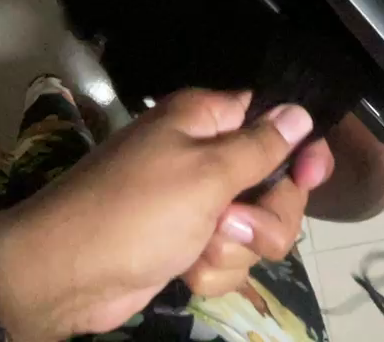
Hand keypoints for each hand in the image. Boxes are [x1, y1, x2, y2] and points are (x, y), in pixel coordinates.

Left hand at [0, 89, 332, 341]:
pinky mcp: (186, 241)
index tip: (312, 176)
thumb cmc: (137, 210)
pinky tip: (185, 270)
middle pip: (271, 182)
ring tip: (199, 250)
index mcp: (203, 119)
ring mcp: (194, 200)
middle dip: (262, 216)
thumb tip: (299, 111)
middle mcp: (201, 152)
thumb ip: (258, 147)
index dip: (297, 146)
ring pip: (252, 227)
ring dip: (233, 249)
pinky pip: (226, 256)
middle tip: (233, 225)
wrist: (71, 271)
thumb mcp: (205, 175)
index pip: (270, 118)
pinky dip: (211, 269)